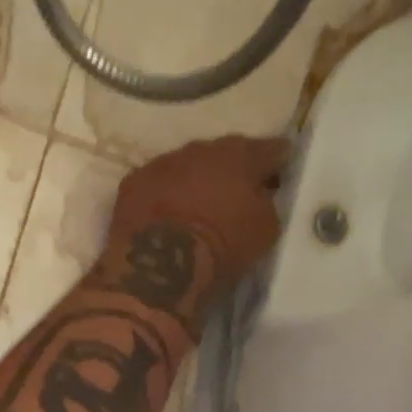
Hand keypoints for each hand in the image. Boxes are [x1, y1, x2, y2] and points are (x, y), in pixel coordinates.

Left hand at [102, 135, 289, 307]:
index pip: (271, 149)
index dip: (277, 163)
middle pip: (223, 154)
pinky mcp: (131, 184)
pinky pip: (154, 185)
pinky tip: (162, 215)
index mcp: (242, 153)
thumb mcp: (265, 229)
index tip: (280, 174)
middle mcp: (201, 147)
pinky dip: (160, 196)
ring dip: (192, 181)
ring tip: (195, 206)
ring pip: (185, 166)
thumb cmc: (223, 246)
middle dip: (230, 171)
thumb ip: (266, 203)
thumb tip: (259, 196)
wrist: (161, 264)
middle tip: (234, 193)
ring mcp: (162, 163)